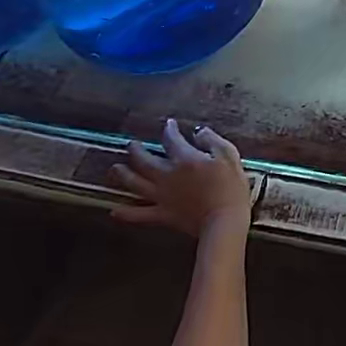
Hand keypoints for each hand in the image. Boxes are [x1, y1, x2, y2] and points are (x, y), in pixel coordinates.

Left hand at [110, 118, 251, 245]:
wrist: (224, 220)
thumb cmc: (231, 187)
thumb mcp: (229, 156)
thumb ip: (212, 141)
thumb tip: (198, 132)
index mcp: (185, 159)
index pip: (171, 139)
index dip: (169, 129)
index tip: (169, 124)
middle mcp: (167, 175)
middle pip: (144, 160)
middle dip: (136, 150)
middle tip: (131, 145)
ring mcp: (161, 196)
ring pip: (134, 183)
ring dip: (122, 175)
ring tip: (115, 169)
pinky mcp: (161, 215)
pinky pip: (138, 214)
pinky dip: (125, 213)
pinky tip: (114, 211)